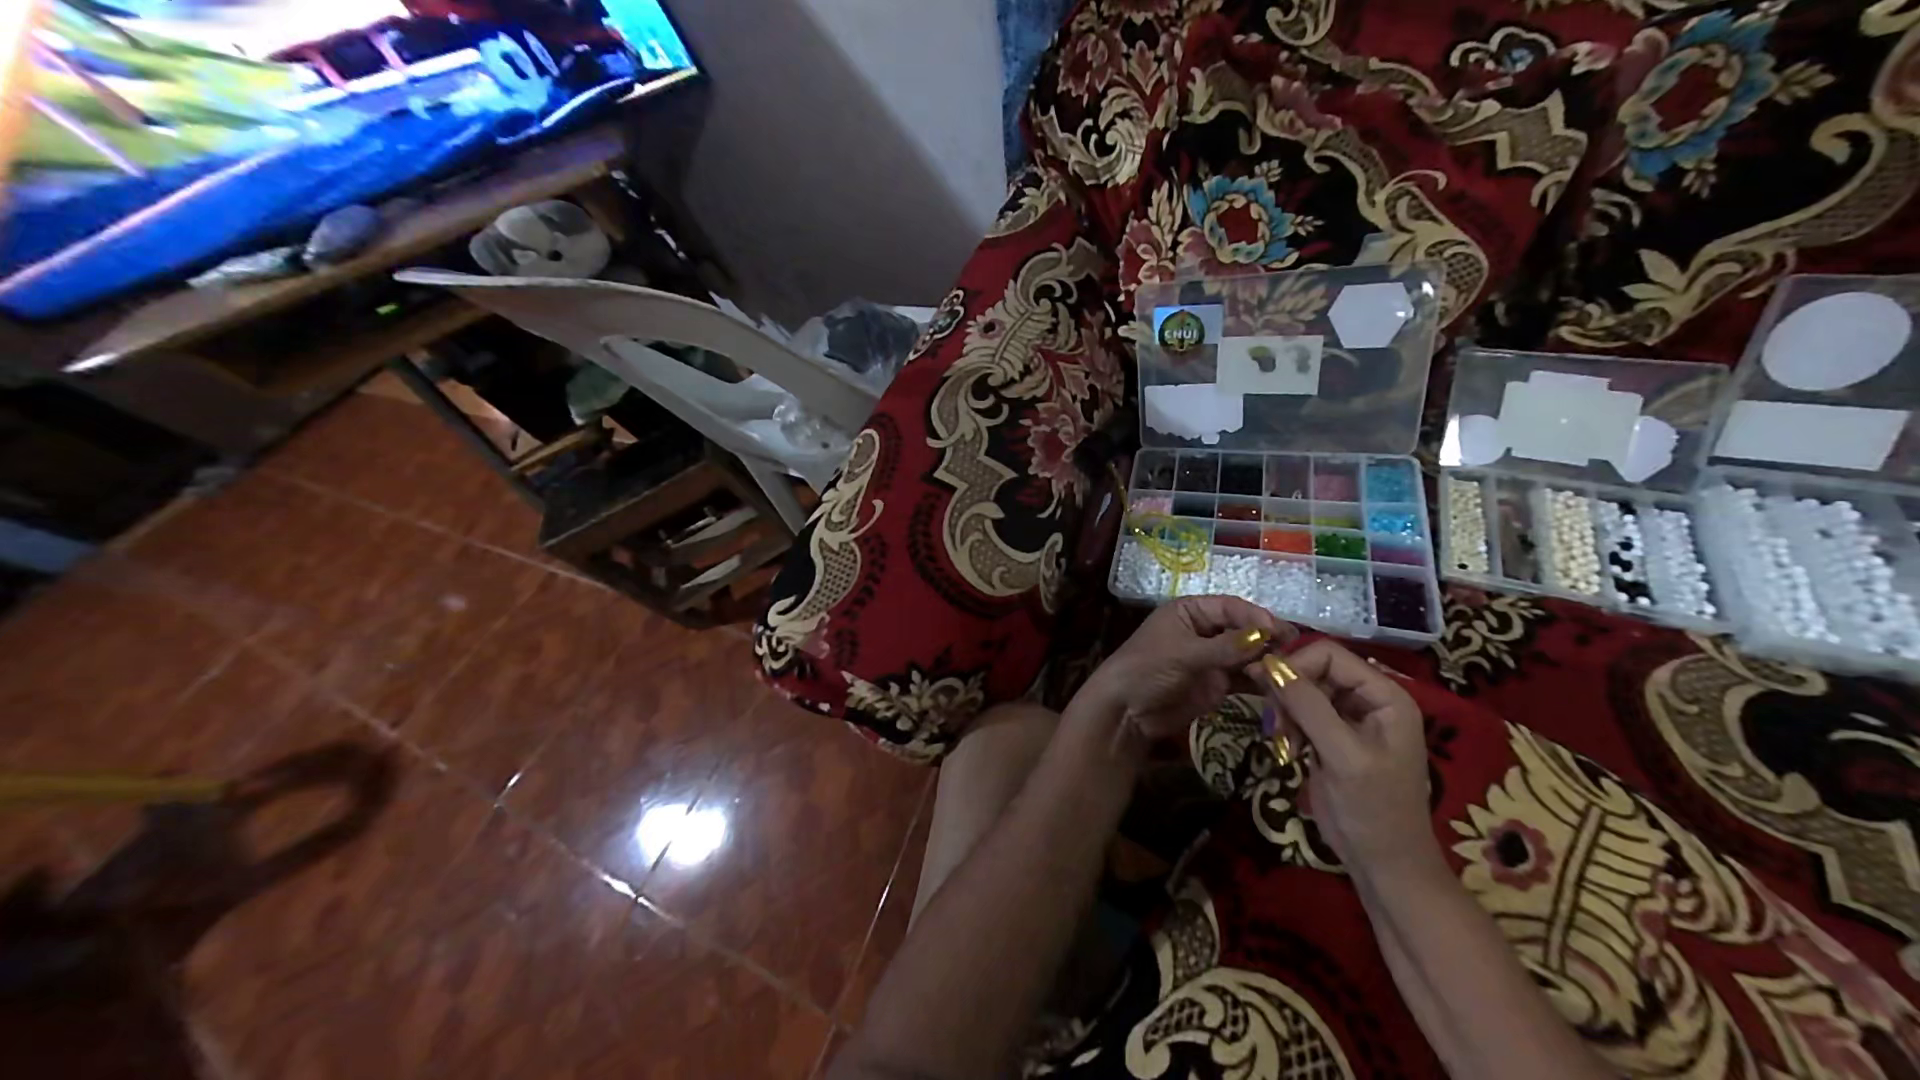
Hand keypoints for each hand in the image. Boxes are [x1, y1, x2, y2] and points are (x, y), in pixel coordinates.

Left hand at [1079, 596, 1290, 744]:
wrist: (1125, 712)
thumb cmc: (1145, 670)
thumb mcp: (1183, 654)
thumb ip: (1224, 647)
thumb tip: (1264, 636)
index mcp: (1189, 611)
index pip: (1230, 607)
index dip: (1255, 617)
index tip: (1279, 630)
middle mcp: (1204, 630)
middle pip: (1244, 629)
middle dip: (1268, 638)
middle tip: (1298, 650)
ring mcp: (1212, 658)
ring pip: (1248, 654)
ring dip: (1268, 660)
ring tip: (1294, 669)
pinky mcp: (1217, 684)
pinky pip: (1244, 678)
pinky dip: (1261, 680)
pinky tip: (1281, 685)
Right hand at [1255, 639, 1437, 876]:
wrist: (1383, 864)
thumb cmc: (1373, 810)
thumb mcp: (1342, 755)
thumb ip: (1309, 706)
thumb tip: (1269, 664)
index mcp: (1386, 696)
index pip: (1331, 655)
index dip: (1297, 665)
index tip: (1269, 690)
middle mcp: (1369, 701)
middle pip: (1314, 670)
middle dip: (1289, 692)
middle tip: (1276, 724)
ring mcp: (1349, 720)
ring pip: (1302, 691)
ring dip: (1285, 712)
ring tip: (1283, 742)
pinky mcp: (1331, 738)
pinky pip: (1300, 714)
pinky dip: (1287, 726)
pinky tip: (1286, 750)